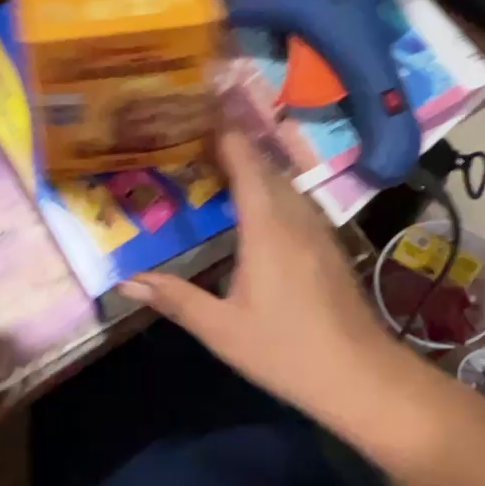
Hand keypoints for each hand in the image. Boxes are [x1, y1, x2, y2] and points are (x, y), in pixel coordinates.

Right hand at [120, 131, 416, 429]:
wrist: (357, 374)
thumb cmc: (284, 351)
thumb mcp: (221, 329)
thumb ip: (176, 300)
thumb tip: (126, 282)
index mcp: (266, 228)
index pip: (245, 163)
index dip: (222, 133)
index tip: (196, 111)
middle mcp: (296, 218)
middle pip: (266, 168)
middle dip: (234, 147)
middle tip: (196, 140)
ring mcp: (319, 232)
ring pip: (286, 185)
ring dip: (256, 170)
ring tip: (220, 168)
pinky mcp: (330, 249)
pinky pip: (298, 205)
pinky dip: (273, 194)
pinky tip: (258, 211)